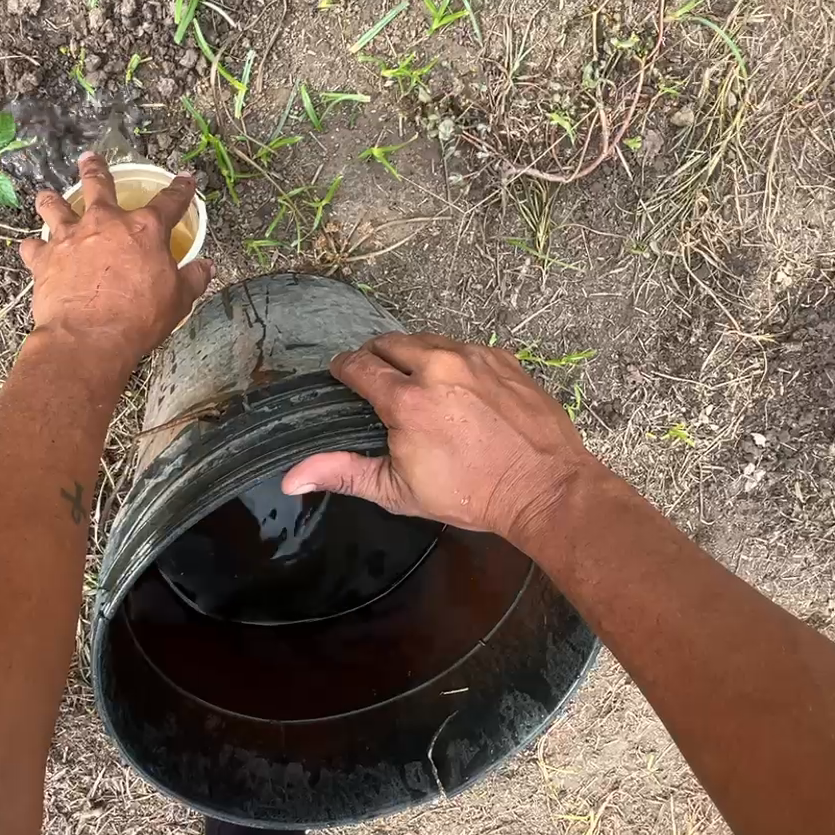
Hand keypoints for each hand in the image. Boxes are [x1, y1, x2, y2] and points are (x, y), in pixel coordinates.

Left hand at [18, 153, 213, 376]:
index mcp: (145, 230)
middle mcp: (105, 223)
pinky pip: (33, 246)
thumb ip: (193, 278)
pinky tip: (33, 250)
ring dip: (53, 200)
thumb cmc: (139, 318)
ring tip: (50, 197)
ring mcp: (70, 237)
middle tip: (91, 158)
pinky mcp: (44, 259)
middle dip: (96, 169)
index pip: (170, 201)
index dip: (180, 190)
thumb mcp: (179, 300)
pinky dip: (34, 247)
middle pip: (99, 184)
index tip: (184, 181)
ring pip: (55, 205)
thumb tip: (205, 267)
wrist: (90, 338)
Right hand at [281, 333, 609, 543]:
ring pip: (424, 340)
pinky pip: (461, 346)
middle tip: (380, 385)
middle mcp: (437, 366)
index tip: (343, 378)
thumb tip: (290, 478)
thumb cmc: (468, 494)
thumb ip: (342, 473)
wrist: (544, 487)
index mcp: (406, 400)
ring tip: (417, 384)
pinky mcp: (501, 357)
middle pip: (387, 343)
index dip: (344, 369)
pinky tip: (456, 387)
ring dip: (412, 356)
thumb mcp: (397, 491)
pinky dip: (449, 359)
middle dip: (376, 359)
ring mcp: (473, 357)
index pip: (358, 364)